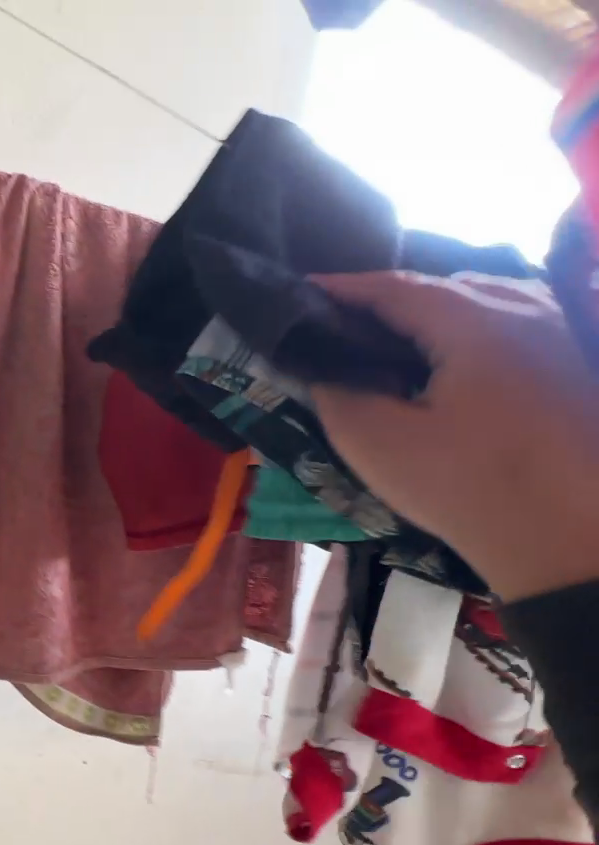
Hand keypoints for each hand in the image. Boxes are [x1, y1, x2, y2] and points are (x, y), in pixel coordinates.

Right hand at [311, 270, 598, 598]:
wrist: (571, 535)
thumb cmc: (464, 484)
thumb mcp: (373, 441)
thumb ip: (337, 391)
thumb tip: (321, 365)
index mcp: (478, 326)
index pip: (399, 288)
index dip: (343, 287)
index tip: (298, 290)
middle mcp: (534, 314)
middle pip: (449, 286)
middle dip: (387, 296)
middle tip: (334, 320)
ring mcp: (568, 336)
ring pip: (490, 299)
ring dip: (433, 308)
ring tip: (385, 334)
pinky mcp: (579, 364)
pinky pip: (518, 320)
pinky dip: (470, 324)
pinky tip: (446, 352)